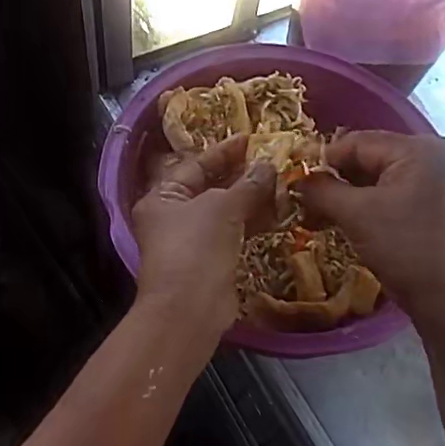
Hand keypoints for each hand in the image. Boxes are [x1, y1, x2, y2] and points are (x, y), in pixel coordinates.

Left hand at [131, 136, 275, 335]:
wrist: (189, 308)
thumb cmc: (195, 248)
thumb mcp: (221, 207)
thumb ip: (247, 184)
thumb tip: (268, 166)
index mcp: (161, 198)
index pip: (194, 165)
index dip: (223, 151)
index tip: (251, 138)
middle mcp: (172, 217)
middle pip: (208, 187)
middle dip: (241, 174)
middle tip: (273, 157)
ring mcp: (191, 241)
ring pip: (223, 211)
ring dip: (251, 197)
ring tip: (283, 180)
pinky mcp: (209, 261)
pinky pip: (232, 233)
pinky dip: (252, 222)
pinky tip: (278, 210)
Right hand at [297, 131, 444, 314]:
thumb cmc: (405, 247)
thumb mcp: (355, 214)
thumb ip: (321, 190)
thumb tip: (296, 179)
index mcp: (419, 149)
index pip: (356, 142)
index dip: (322, 161)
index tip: (294, 184)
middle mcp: (432, 156)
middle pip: (367, 157)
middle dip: (334, 179)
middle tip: (305, 203)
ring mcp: (435, 180)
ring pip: (376, 178)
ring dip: (346, 195)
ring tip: (319, 216)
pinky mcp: (432, 204)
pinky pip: (389, 194)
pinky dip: (365, 205)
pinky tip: (345, 222)